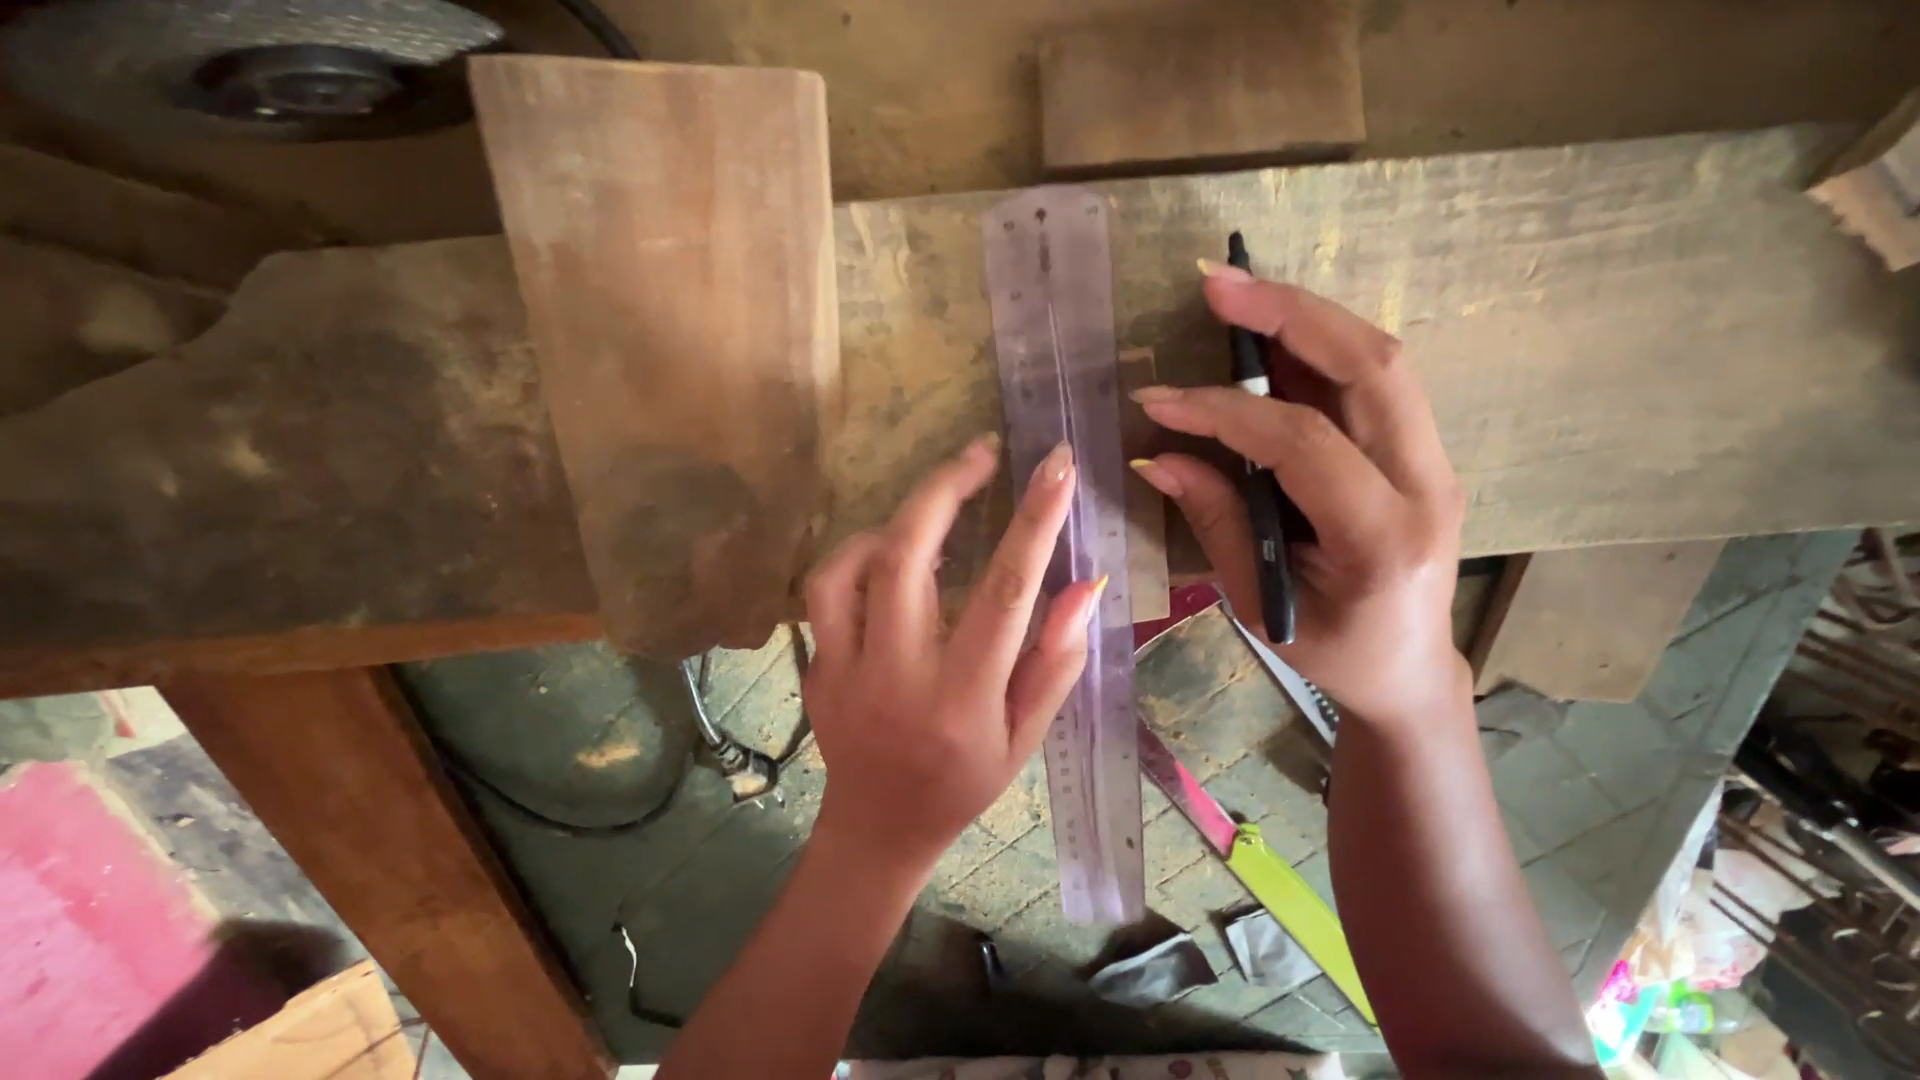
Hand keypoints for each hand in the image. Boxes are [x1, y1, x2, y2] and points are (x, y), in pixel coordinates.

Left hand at [802, 434, 1104, 869]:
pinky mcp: (814, 666)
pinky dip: (857, 556)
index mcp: (962, 699)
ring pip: (851, 565)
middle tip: (979, 453)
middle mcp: (897, 676)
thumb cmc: (964, 784)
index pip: (1005, 593)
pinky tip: (887, 557)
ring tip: (934, 512)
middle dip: (944, 488)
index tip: (1057, 465)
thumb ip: (1056, 660)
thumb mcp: (1026, 736)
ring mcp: (843, 670)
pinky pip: (826, 591)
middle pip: (908, 556)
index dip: (1034, 521)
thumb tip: (1085, 583)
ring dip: (895, 521)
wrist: (877, 827)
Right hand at [1128, 264, 1468, 725]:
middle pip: (1371, 367)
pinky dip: (1319, 345)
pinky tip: (1270, 333)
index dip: (1225, 410)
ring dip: (1306, 317)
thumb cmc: (1333, 651)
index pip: (1303, 443)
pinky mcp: (1422, 450)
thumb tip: (1160, 458)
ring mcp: (1435, 461)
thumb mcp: (1260, 603)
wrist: (1412, 669)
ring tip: (1237, 295)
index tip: (1158, 402)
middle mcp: (1426, 485)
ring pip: (1380, 359)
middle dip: (1288, 315)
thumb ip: (1217, 522)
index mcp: (1383, 537)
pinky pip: (1374, 379)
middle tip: (1217, 285)